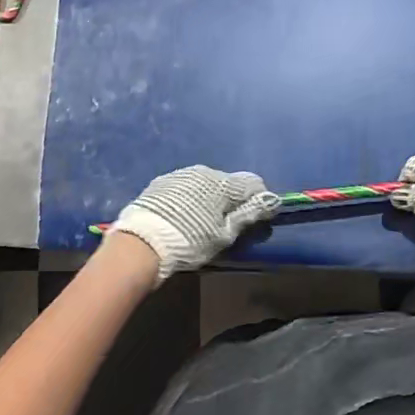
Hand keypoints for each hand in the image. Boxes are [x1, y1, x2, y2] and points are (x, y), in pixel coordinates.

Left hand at [110, 166, 279, 281]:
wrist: (141, 243)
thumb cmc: (189, 241)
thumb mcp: (224, 235)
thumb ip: (249, 215)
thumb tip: (272, 200)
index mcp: (222, 183)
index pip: (253, 184)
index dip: (257, 201)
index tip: (252, 219)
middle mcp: (201, 172)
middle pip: (226, 183)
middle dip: (229, 200)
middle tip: (222, 225)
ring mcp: (178, 176)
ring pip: (203, 184)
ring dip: (206, 198)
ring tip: (198, 222)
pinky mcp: (159, 183)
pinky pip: (183, 188)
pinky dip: (187, 199)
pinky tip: (180, 217)